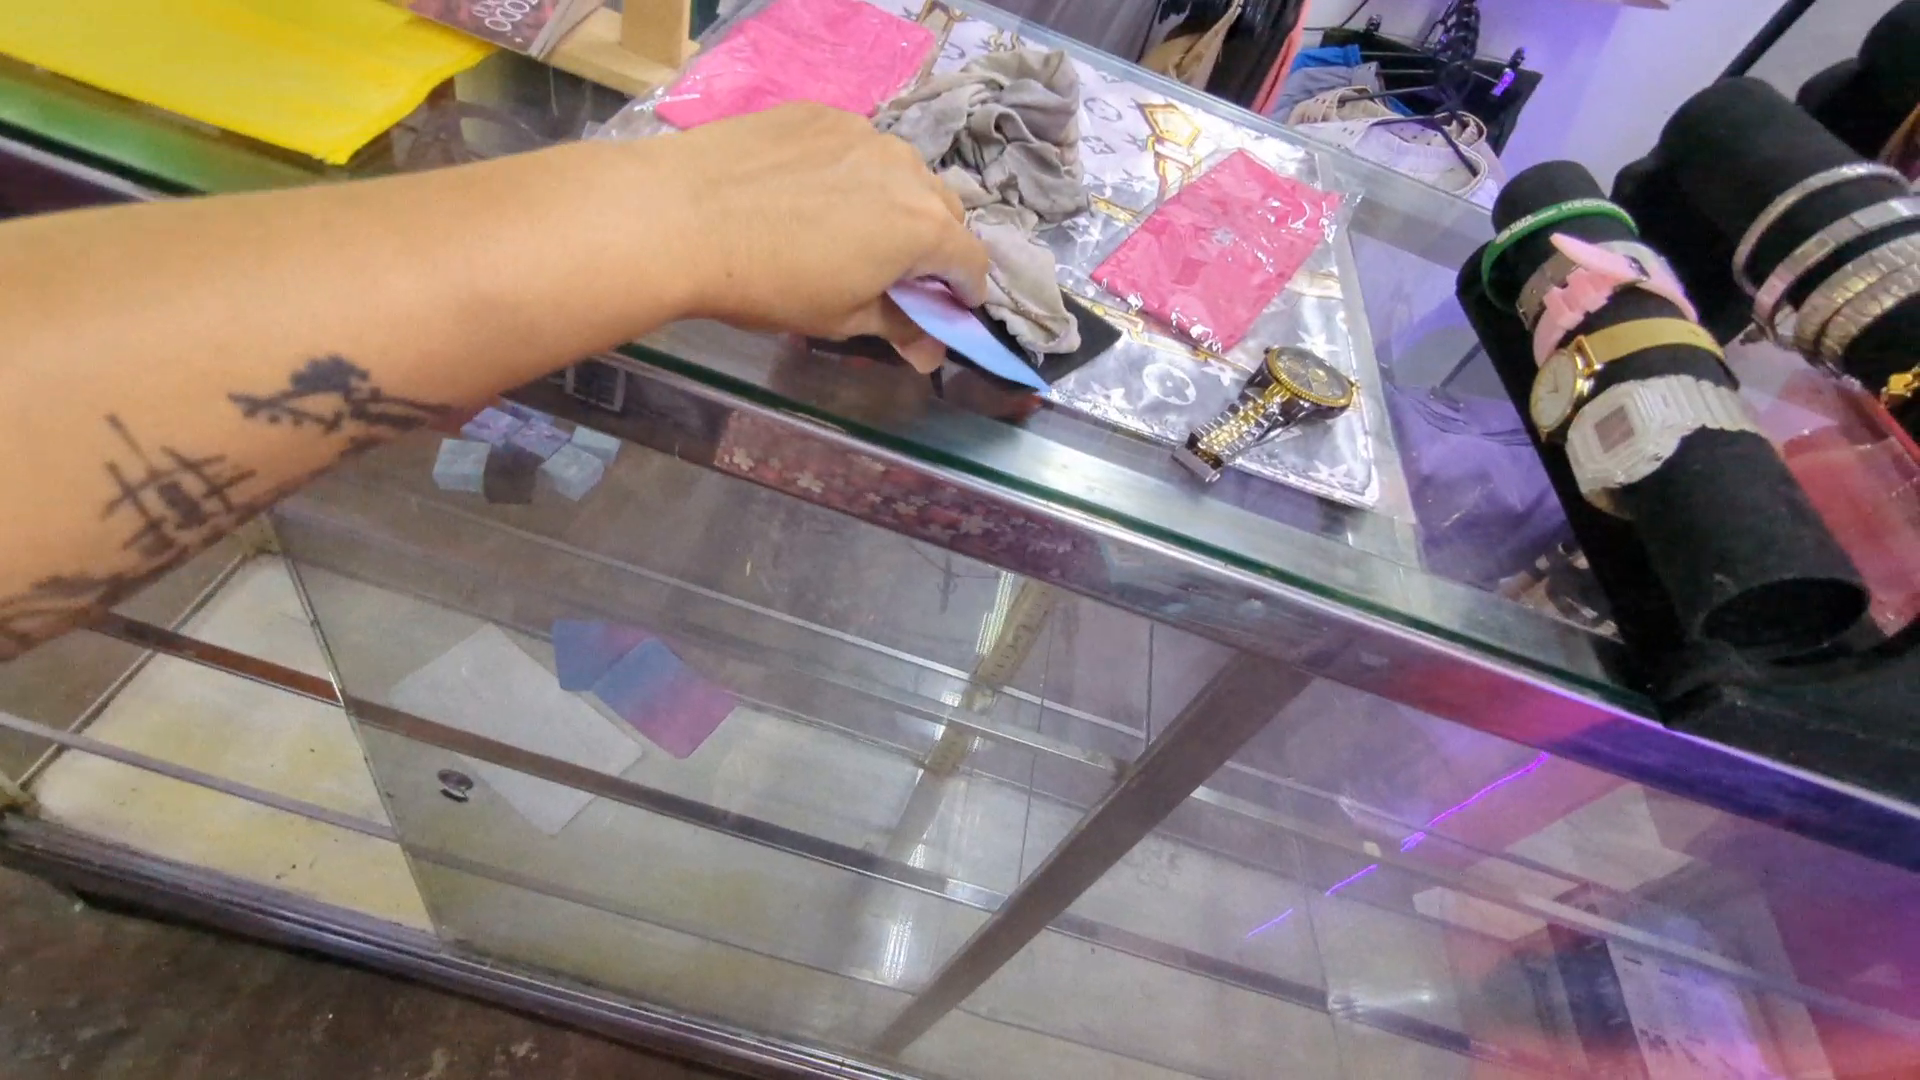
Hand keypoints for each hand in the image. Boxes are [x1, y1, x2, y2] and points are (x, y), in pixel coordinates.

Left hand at [650, 104, 988, 371]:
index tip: (948, 308)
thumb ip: (899, 327)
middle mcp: (907, 171)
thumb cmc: (773, 283)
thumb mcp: (843, 319)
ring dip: (901, 205)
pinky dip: (858, 175)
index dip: (966, 292)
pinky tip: (816, 194)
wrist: (683, 216)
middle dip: (938, 247)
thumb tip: (930, 354)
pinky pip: (861, 148)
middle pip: (947, 213)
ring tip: (856, 228)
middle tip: (900, 273)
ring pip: (906, 174)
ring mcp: (864, 133)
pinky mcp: (822, 114)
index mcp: (923, 229)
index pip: (973, 262)